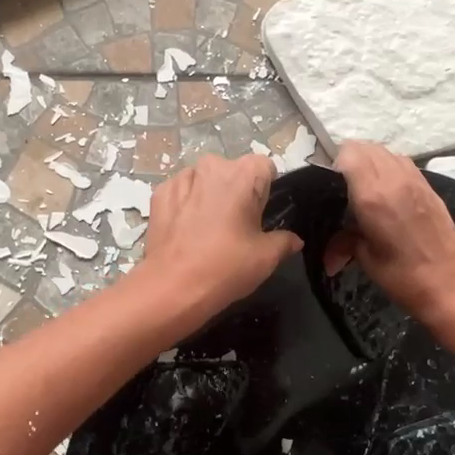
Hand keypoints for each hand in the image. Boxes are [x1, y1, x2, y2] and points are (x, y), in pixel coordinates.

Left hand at [134, 153, 302, 318]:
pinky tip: (186, 231)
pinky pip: (181, 191)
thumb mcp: (266, 258)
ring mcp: (181, 178)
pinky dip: (186, 204)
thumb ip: (285, 241)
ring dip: (210, 196)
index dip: (266, 190)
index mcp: (243, 174)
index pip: (265, 167)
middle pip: (233, 171)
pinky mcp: (159, 193)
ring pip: (205, 180)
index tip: (260, 215)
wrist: (171, 288)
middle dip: (237, 191)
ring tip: (208, 230)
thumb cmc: (225, 268)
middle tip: (237, 226)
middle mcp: (212, 166)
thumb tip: (294, 240)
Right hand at [326, 142, 454, 318]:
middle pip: (366, 147)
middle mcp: (394, 180)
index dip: (335, 164)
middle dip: (350, 159)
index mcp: (373, 196)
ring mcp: (415, 181)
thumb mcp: (364, 258)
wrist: (448, 284)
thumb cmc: (401, 276)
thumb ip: (343, 241)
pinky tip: (389, 190)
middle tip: (345, 185)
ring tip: (366, 185)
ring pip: (386, 151)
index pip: (348, 154)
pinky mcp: (429, 187)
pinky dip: (390, 167)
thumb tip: (328, 253)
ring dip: (372, 160)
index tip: (330, 184)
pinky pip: (404, 163)